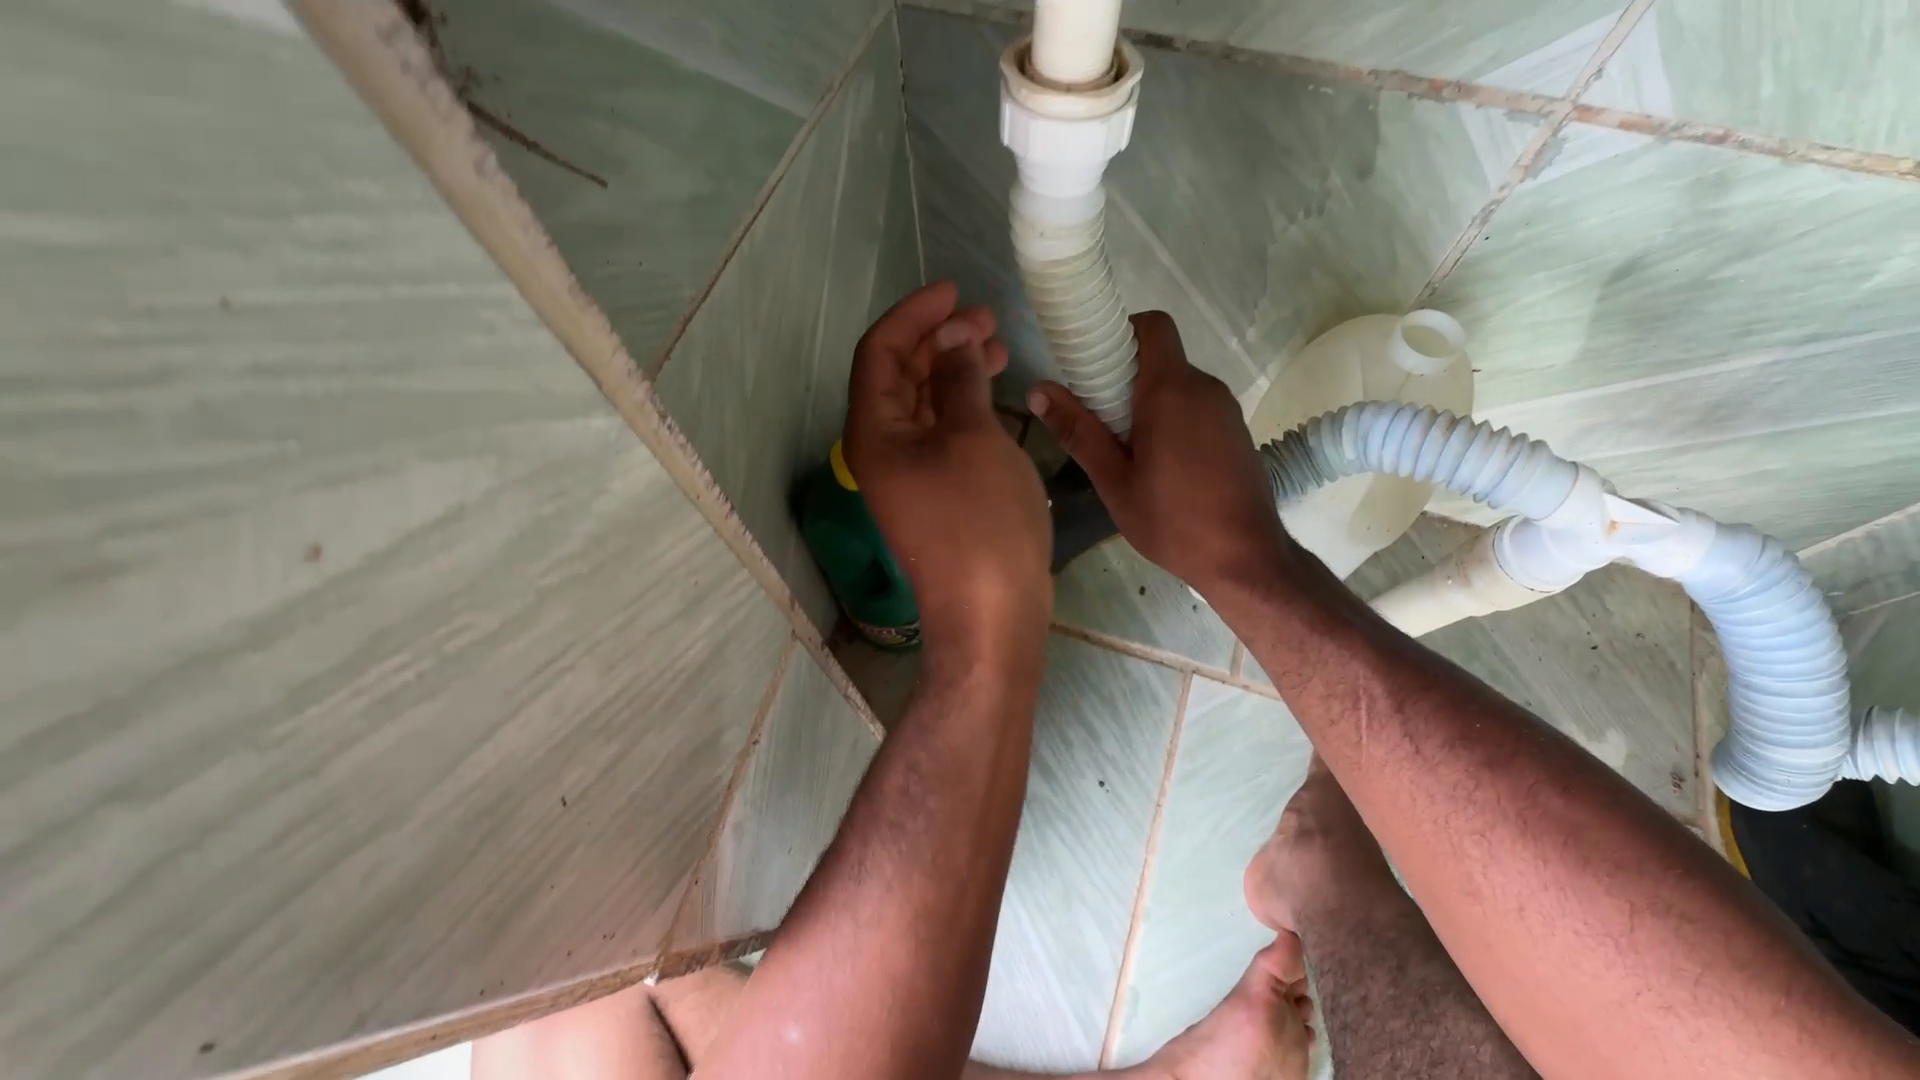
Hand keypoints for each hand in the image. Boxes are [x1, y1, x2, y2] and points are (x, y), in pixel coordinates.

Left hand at [844, 283, 1051, 659]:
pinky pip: (941, 432)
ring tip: (999, 347)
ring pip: (923, 404)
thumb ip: (960, 380)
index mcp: (875, 432)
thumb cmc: (981, 522)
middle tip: (988, 319)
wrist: (990, 613)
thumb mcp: (974, 439)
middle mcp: (882, 450)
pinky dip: (964, 405)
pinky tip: (995, 392)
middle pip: (900, 376)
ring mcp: (909, 474)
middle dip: (940, 340)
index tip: (955, 291)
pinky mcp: (936, 493)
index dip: (914, 315)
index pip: (880, 352)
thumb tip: (954, 341)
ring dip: (955, 370)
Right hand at [1027, 311, 1292, 598]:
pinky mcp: (1236, 432)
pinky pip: (1196, 408)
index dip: (1122, 332)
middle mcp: (1204, 388)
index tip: (1096, 366)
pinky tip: (1158, 466)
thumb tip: (1038, 389)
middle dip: (1126, 378)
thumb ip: (1078, 431)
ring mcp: (1226, 410)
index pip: (1153, 325)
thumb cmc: (1173, 520)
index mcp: (1172, 391)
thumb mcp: (1114, 480)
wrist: (1245, 558)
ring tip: (1124, 450)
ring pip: (1178, 387)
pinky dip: (1172, 420)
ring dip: (1148, 404)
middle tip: (1096, 420)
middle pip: (1160, 359)